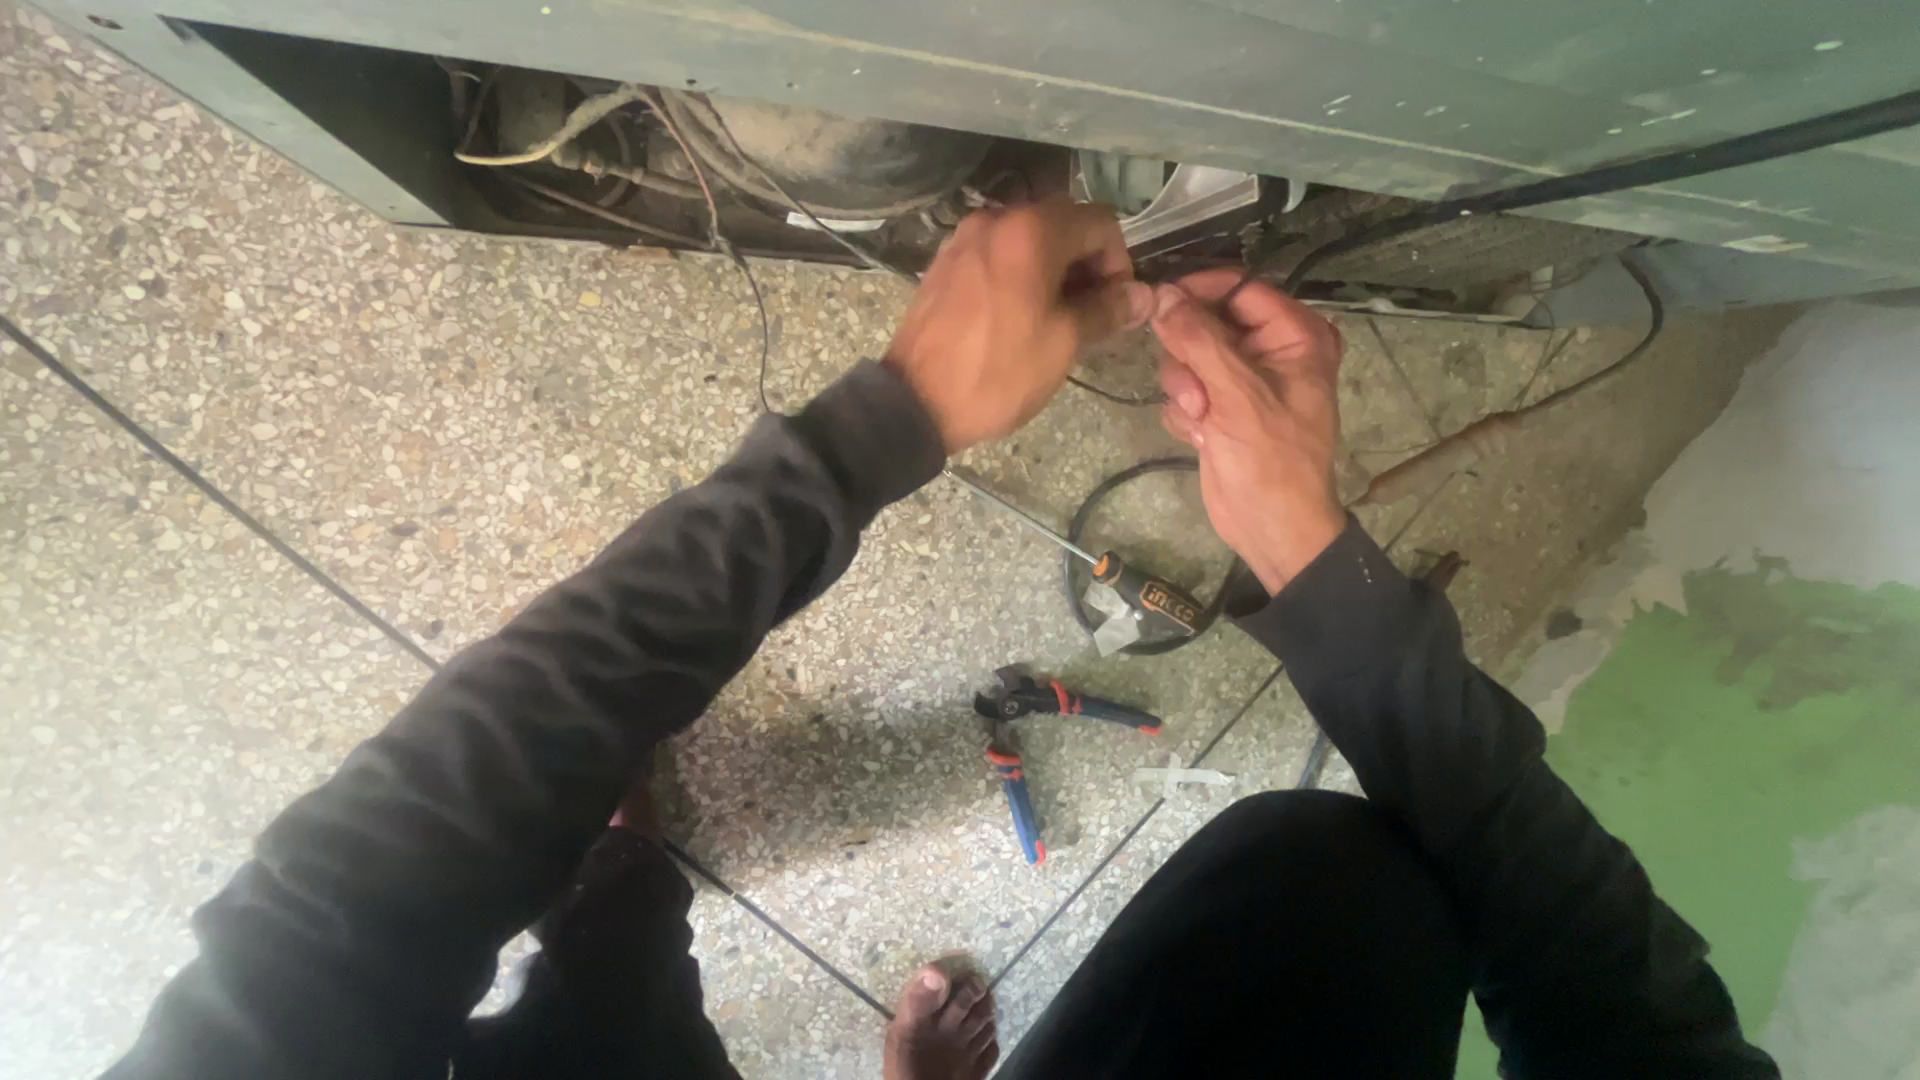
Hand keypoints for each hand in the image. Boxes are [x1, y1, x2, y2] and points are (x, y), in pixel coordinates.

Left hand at [885, 197, 1153, 451]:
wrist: (916, 402)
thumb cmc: (998, 373)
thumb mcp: (1063, 343)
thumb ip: (1107, 310)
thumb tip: (1144, 296)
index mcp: (1031, 230)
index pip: (1100, 222)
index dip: (1119, 261)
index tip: (1115, 304)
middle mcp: (996, 219)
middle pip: (1062, 224)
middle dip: (1086, 264)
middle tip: (1089, 314)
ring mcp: (964, 239)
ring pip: (1027, 240)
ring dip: (1053, 270)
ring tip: (1054, 320)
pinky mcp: (944, 263)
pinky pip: (996, 256)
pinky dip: (1018, 275)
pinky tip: (1017, 317)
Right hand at [1150, 269, 1346, 593]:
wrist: (1270, 526)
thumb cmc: (1270, 460)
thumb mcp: (1237, 395)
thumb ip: (1199, 340)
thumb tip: (1162, 295)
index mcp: (1295, 336)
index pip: (1241, 289)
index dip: (1199, 291)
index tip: (1159, 300)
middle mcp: (1269, 352)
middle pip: (1206, 323)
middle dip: (1190, 358)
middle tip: (1195, 389)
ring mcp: (1241, 383)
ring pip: (1188, 359)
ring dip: (1186, 390)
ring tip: (1202, 419)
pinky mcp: (1218, 410)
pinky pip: (1184, 392)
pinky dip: (1186, 413)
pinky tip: (1201, 437)